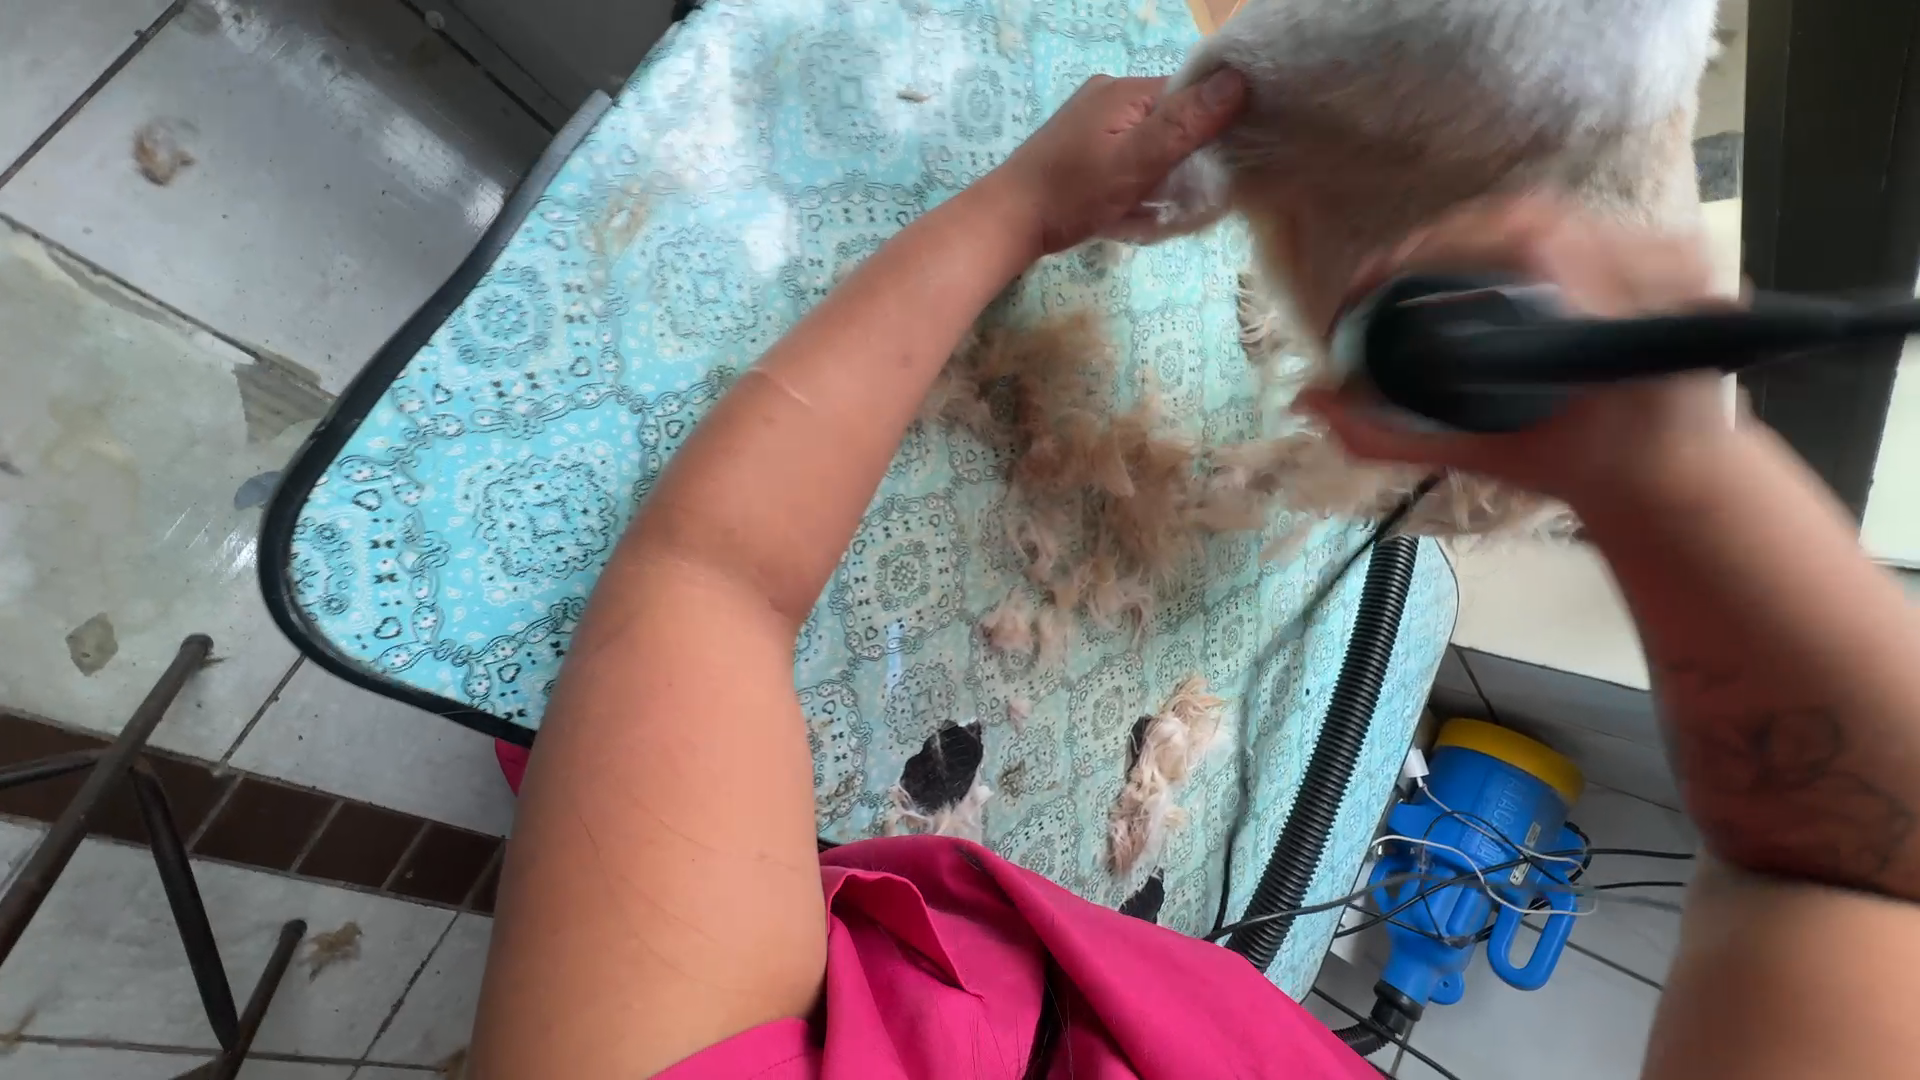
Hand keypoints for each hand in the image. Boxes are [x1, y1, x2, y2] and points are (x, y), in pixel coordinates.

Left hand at [984, 70, 1246, 256]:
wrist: (1006, 223)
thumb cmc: (1071, 194)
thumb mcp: (1135, 161)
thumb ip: (1185, 124)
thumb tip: (1240, 80)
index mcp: (1124, 91)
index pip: (1188, 95)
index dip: (1208, 128)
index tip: (1215, 168)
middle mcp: (1106, 99)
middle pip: (1166, 122)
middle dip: (1179, 160)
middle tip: (1179, 199)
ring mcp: (1087, 127)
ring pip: (1143, 147)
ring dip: (1154, 180)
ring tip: (1148, 211)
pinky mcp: (1075, 155)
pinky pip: (1119, 163)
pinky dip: (1130, 187)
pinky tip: (1126, 214)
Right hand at [1295, 197, 1739, 512]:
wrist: (1673, 469)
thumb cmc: (1575, 468)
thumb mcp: (1474, 458)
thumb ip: (1388, 437)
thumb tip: (1310, 402)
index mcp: (1607, 327)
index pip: (1524, 243)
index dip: (1438, 246)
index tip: (1379, 277)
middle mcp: (1652, 276)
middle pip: (1530, 217)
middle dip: (1441, 237)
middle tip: (1384, 274)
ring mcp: (1671, 256)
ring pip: (1552, 211)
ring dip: (1473, 231)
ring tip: (1418, 263)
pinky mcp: (1671, 249)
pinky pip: (1578, 220)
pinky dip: (1513, 231)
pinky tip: (1474, 256)